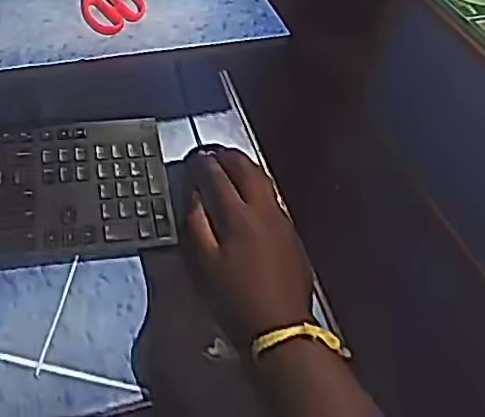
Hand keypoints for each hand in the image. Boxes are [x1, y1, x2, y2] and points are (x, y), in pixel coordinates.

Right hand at [185, 146, 315, 341]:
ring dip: (244, 167)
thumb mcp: (204, 262)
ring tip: (229, 166)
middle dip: (226, 156)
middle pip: (245, 168)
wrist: (282, 331)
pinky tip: (248, 196)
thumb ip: (195, 222)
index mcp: (238, 216)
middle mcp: (263, 211)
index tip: (192, 159)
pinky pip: (272, 197)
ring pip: (263, 180)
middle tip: (212, 154)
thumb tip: (193, 195)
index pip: (216, 175)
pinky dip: (257, 186)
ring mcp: (281, 221)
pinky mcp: (292, 234)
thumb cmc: (236, 298)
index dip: (201, 163)